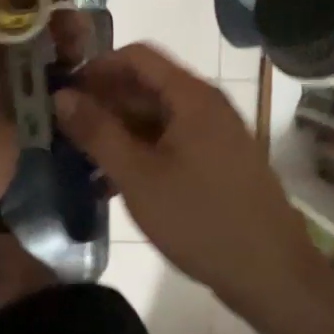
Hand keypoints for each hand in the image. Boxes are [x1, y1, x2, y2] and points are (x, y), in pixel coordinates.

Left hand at [0, 0, 83, 224]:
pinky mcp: (24, 105)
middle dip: (55, 4)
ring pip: (43, 42)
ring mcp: (2, 76)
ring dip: (66, 35)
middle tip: (81, 6)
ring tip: (79, 45)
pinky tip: (83, 68)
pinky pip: (51, 76)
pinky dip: (68, 68)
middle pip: (26, 11)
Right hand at [54, 44, 326, 318]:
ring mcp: (215, 135)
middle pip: (145, 85)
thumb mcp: (137, 176)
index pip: (136, 56)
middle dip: (102, 101)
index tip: (61, 92)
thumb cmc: (200, 220)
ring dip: (116, 129)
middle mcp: (206, 106)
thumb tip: (61, 95)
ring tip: (79, 156)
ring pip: (154, 116)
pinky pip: (169, 141)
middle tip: (62, 127)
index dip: (95, 67)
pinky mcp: (216, 163)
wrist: (272, 277)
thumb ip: (96, 132)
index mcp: (192, 97)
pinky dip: (138, 150)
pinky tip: (110, 180)